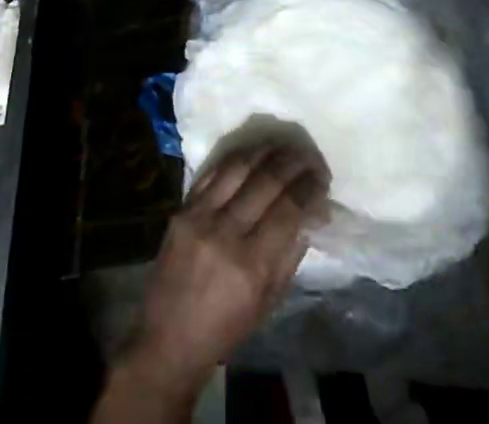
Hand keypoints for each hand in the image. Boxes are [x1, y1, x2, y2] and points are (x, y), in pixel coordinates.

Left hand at [120, 145, 327, 393]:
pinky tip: (253, 154)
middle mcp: (224, 234)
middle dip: (294, 162)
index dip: (310, 186)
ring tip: (284, 146)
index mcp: (251, 264)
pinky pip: (212, 174)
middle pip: (267, 180)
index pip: (289, 207)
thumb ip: (292, 251)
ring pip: (239, 167)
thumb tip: (314, 211)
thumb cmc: (226, 328)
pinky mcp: (180, 211)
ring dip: (266, 151)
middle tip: (310, 156)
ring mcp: (198, 218)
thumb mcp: (270, 299)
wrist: (165, 342)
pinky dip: (236, 159)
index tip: (323, 178)